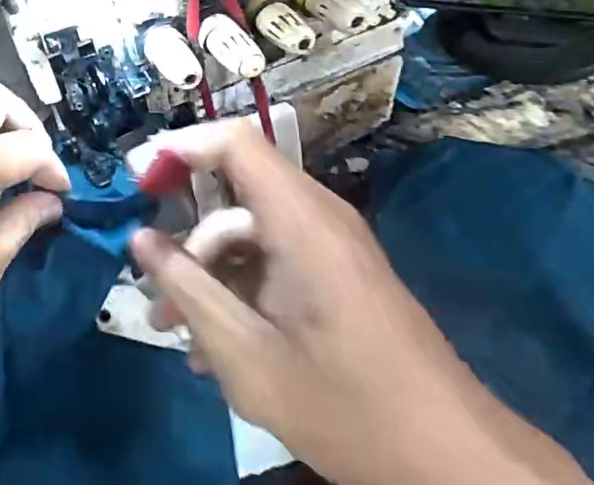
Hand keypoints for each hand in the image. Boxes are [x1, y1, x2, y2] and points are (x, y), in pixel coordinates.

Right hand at [126, 119, 590, 484]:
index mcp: (300, 220)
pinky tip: (214, 343)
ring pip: (246, 231)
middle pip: (232, 190)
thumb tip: (140, 239)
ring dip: (206, 270)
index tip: (137, 183)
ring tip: (175, 327)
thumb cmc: (347, 406)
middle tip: (149, 277)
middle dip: (184, 232)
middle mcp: (316, 216)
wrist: (456, 464)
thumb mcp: (246, 354)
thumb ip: (185, 288)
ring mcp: (328, 244)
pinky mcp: (334, 272)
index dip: (179, 148)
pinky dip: (237, 286)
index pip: (232, 142)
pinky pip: (271, 257)